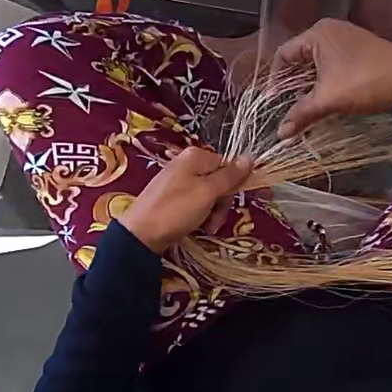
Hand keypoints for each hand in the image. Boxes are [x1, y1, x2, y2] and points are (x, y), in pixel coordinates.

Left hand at [116, 146, 255, 251]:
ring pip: (209, 194)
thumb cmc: (176, 210)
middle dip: (222, 203)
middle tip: (214, 221)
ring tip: (206, 227)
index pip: (228, 166)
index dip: (233, 186)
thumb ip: (230, 176)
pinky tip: (196, 226)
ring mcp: (179, 180)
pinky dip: (200, 215)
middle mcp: (187, 163)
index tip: (232, 205)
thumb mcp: (208, 192)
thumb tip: (250, 157)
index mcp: (196, 156)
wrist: (141, 234)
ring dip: (212, 212)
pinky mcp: (173, 197)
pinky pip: (196, 202)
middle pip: (220, 180)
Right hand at [271, 18, 391, 136]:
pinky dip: (324, 78)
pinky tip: (327, 95)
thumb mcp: (329, 100)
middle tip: (288, 105)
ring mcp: (345, 37)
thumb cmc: (365, 84)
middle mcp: (329, 29)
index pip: (283, 55)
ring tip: (307, 104)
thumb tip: (280, 135)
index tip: (274, 103)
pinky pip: (331, 61)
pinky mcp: (358, 48)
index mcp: (317, 33)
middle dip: (292, 83)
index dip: (275, 80)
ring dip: (309, 83)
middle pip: (299, 57)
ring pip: (316, 61)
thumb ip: (301, 114)